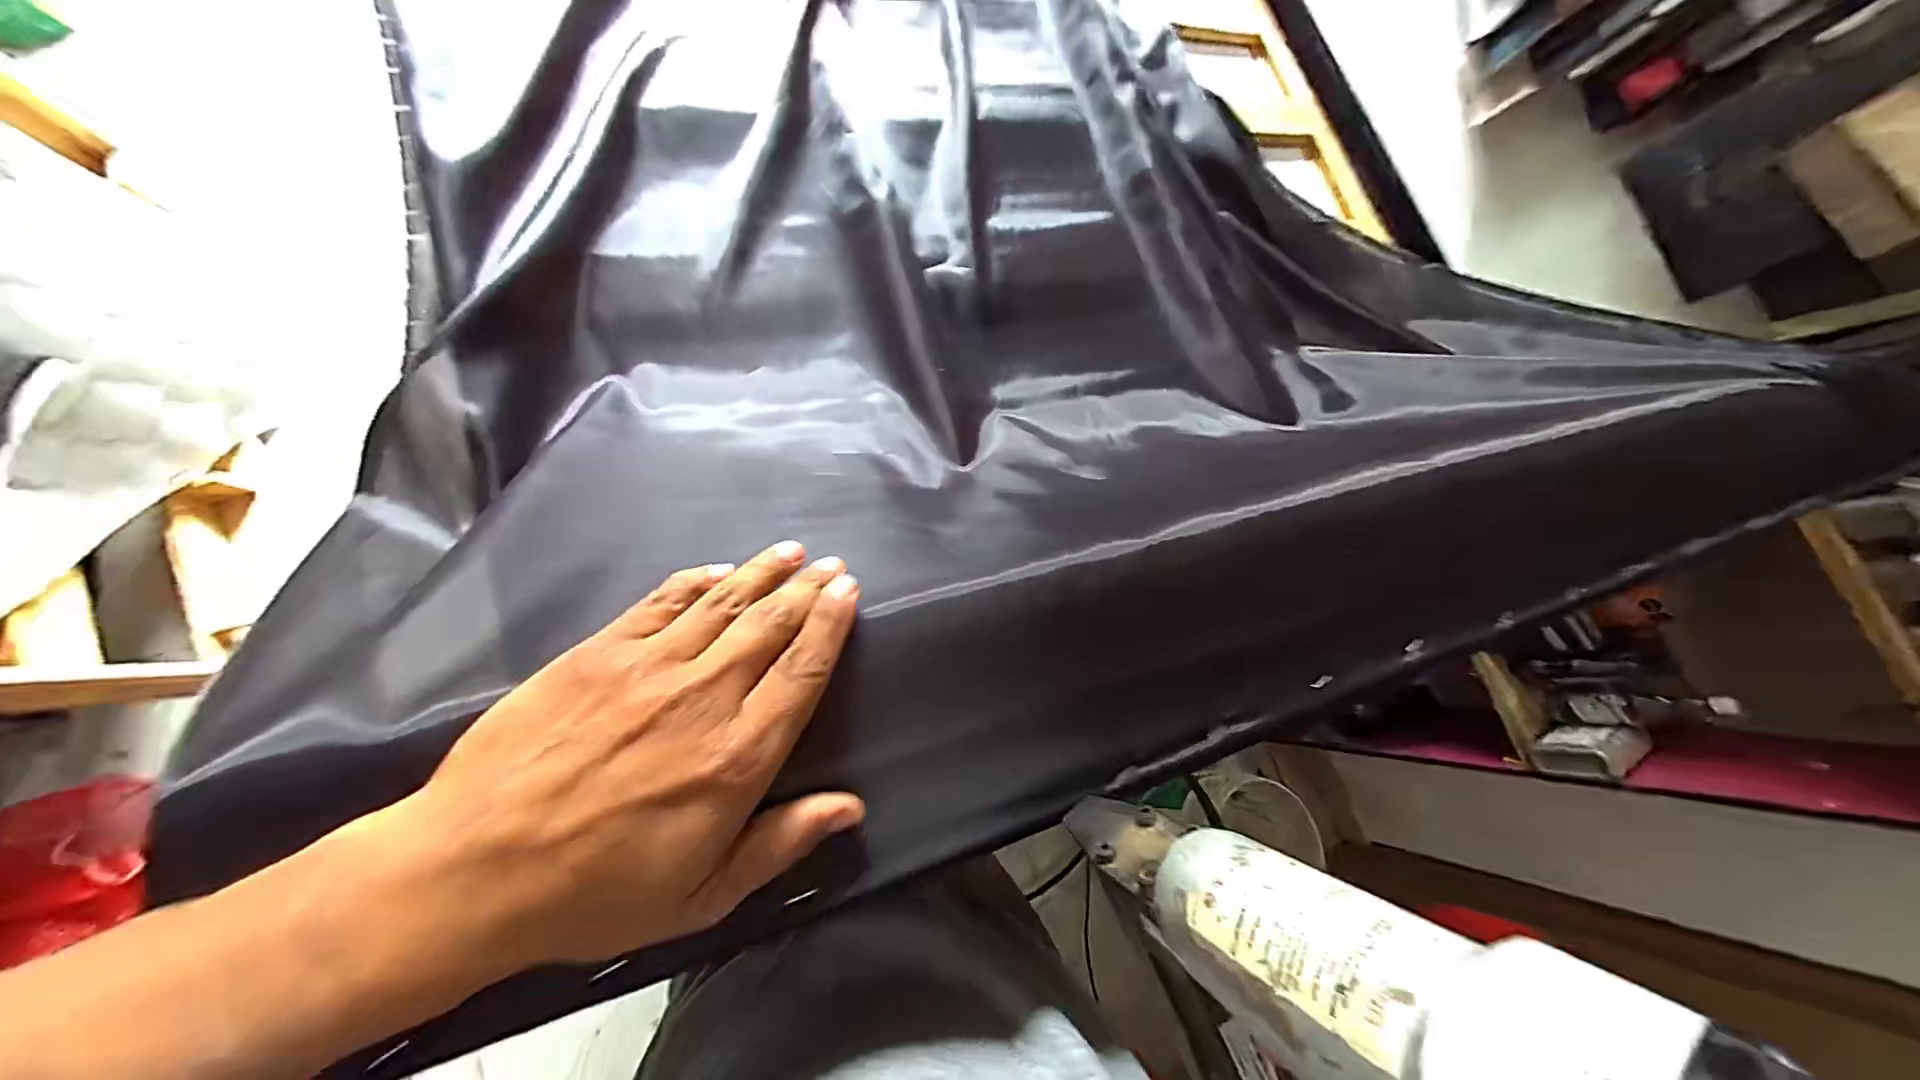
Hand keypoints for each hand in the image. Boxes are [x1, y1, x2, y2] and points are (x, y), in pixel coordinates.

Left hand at [377, 541, 864, 973]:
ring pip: (723, 604)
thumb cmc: (597, 893)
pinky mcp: (599, 653)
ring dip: (763, 573)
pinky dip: (698, 581)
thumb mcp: (703, 895)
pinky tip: (720, 569)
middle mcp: (702, 697)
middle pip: (770, 626)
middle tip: (832, 564)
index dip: (830, 626)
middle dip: (808, 590)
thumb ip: (783, 842)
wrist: (469, 871)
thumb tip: (852, 807)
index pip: (801, 672)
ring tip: (792, 552)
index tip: (848, 591)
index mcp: (736, 756)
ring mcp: (648, 667)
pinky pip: (662, 602)